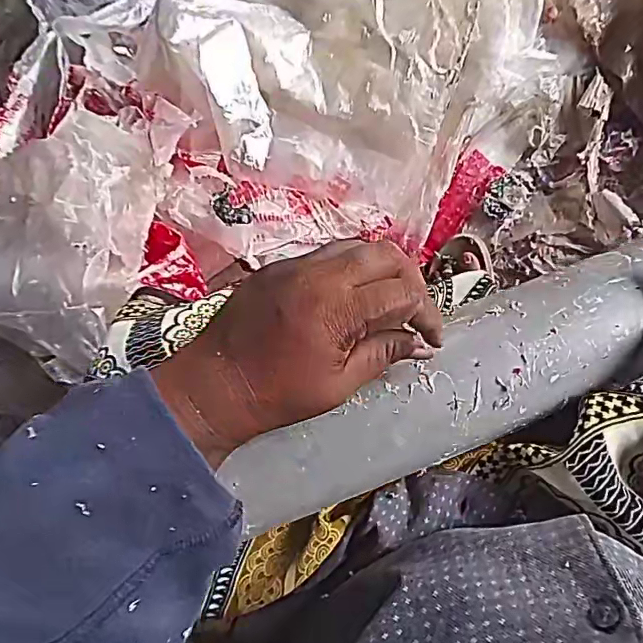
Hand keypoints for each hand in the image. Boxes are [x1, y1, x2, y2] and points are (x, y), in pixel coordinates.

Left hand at [152, 240, 443, 466]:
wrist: (213, 385)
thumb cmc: (273, 395)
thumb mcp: (337, 384)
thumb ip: (382, 354)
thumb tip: (416, 343)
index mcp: (333, 307)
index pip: (401, 291)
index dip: (426, 313)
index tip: (430, 337)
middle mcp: (314, 274)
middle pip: (385, 254)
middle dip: (411, 280)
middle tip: (415, 313)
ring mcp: (292, 265)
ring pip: (355, 246)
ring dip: (380, 269)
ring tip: (386, 304)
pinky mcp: (276, 267)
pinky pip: (325, 254)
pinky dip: (349, 268)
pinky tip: (351, 298)